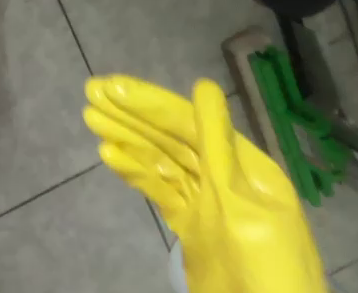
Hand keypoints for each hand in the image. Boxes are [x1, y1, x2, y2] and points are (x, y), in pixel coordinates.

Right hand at [83, 75, 326, 292]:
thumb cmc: (267, 270)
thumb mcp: (244, 206)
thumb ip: (219, 148)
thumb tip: (204, 87)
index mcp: (246, 168)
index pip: (191, 124)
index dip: (150, 104)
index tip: (111, 88)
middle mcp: (225, 178)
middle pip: (171, 138)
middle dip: (131, 115)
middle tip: (90, 93)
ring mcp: (206, 204)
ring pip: (160, 160)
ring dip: (126, 138)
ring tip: (90, 118)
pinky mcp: (190, 227)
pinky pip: (158, 190)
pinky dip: (134, 172)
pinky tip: (108, 155)